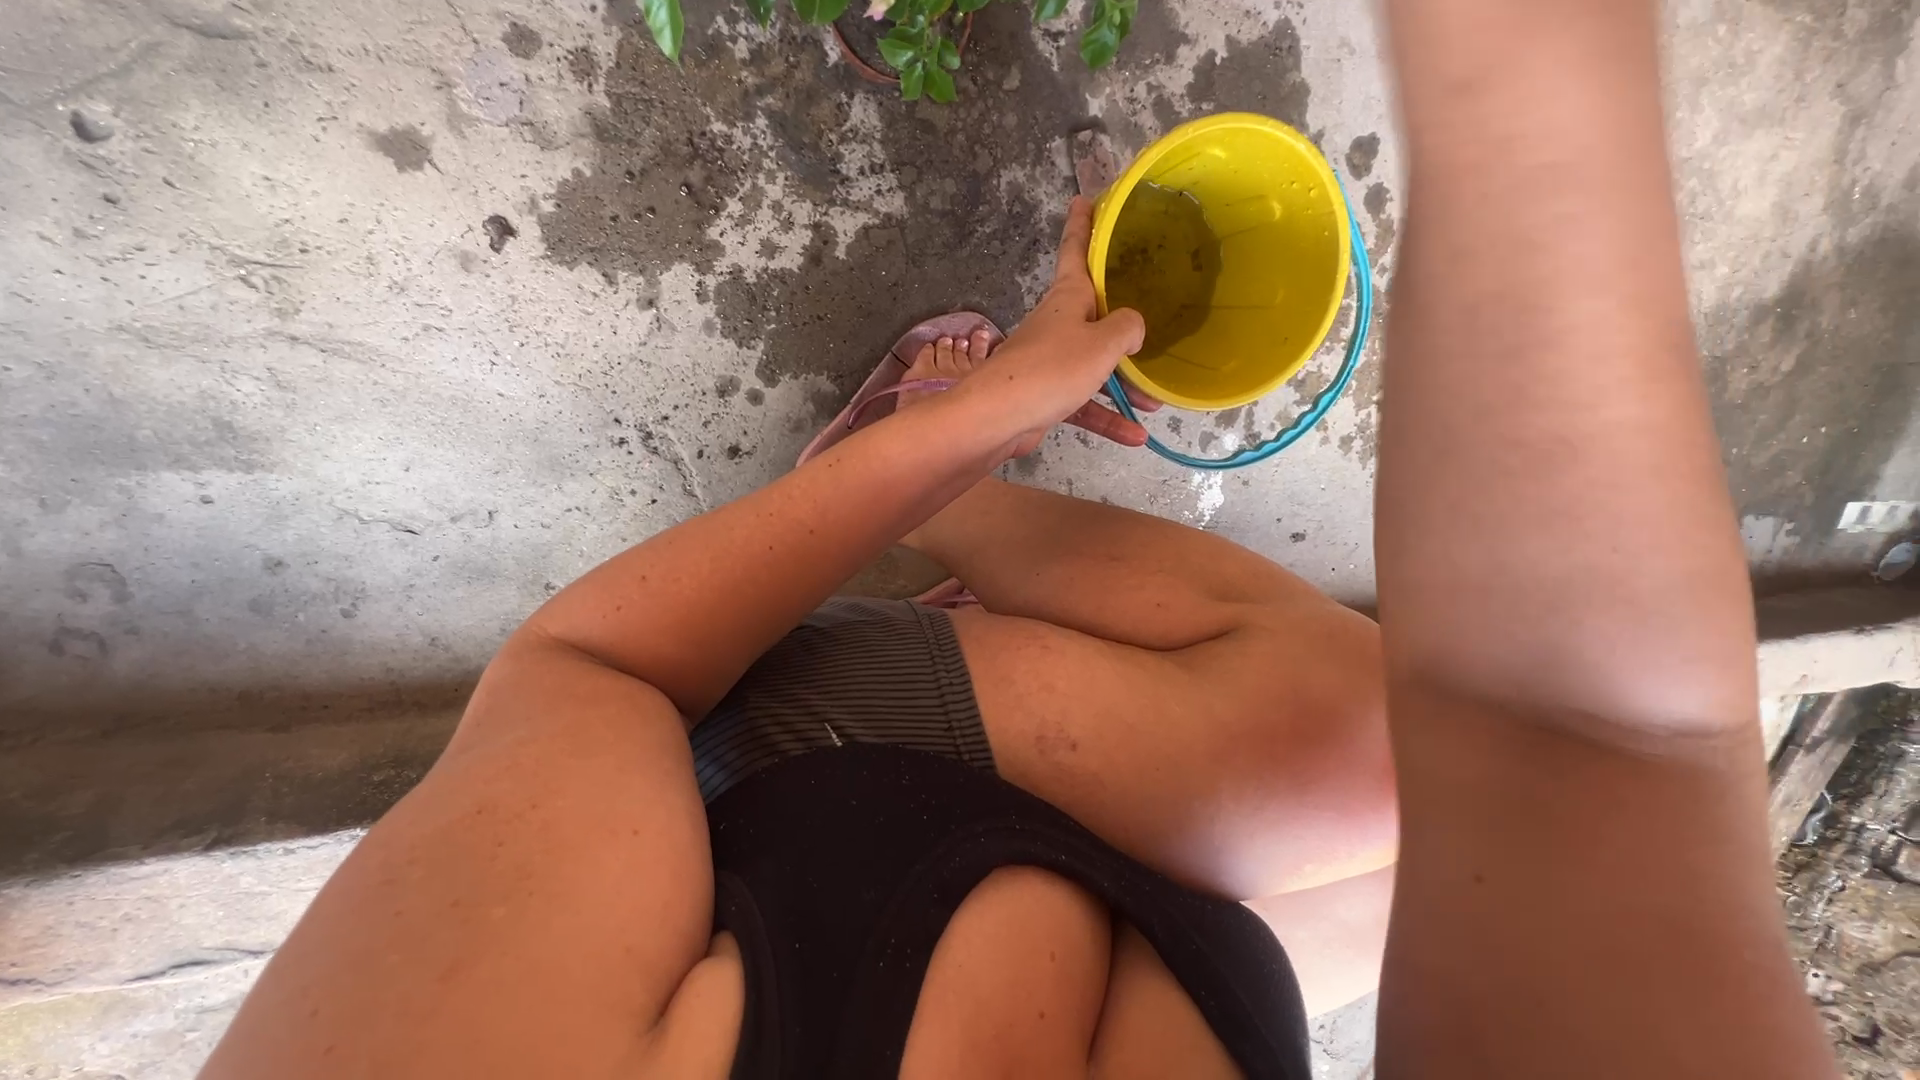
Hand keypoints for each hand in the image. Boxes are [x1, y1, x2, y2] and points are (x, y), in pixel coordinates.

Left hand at [951, 197, 1152, 452]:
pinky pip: (1082, 402)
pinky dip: (1106, 417)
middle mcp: (1057, 324)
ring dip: (1123, 384)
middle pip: (1095, 315)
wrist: (997, 418)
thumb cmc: (1051, 369)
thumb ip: (1127, 328)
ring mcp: (1049, 361)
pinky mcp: (1044, 395)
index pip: (1075, 249)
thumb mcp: (1103, 343)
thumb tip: (1132, 328)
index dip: (1082, 223)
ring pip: (1093, 366)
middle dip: (1123, 323)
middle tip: (1148, 321)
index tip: (1084, 198)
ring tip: (1154, 401)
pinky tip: (1135, 436)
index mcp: (1067, 297)